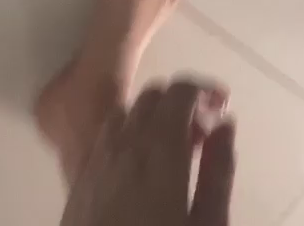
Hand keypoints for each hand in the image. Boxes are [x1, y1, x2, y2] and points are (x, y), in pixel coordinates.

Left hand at [62, 78, 235, 225]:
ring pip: (125, 114)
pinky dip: (126, 138)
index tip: (221, 111)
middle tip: (202, 136)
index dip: (204, 91)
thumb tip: (225, 126)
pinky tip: (139, 173)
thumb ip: (219, 170)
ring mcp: (96, 165)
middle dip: (180, 104)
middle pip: (153, 96)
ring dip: (151, 119)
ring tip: (171, 154)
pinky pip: (104, 141)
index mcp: (160, 151)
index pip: (180, 92)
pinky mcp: (78, 187)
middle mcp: (124, 147)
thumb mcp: (208, 225)